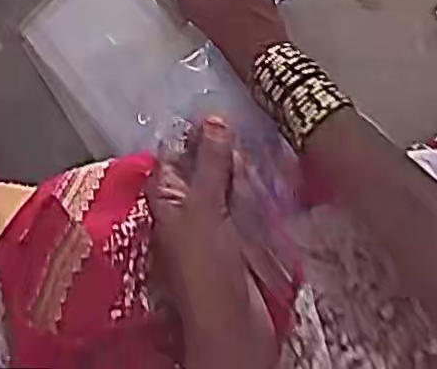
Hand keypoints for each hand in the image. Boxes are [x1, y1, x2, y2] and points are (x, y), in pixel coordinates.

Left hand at [147, 118, 276, 368]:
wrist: (236, 330)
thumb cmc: (207, 269)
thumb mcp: (205, 207)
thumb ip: (210, 162)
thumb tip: (213, 119)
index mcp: (166, 194)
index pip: (176, 148)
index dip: (195, 129)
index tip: (218, 107)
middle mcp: (186, 202)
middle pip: (205, 161)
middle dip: (224, 149)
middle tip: (241, 136)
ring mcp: (213, 217)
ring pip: (228, 178)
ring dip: (242, 169)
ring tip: (256, 158)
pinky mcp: (238, 231)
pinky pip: (245, 199)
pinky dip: (255, 189)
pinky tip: (270, 177)